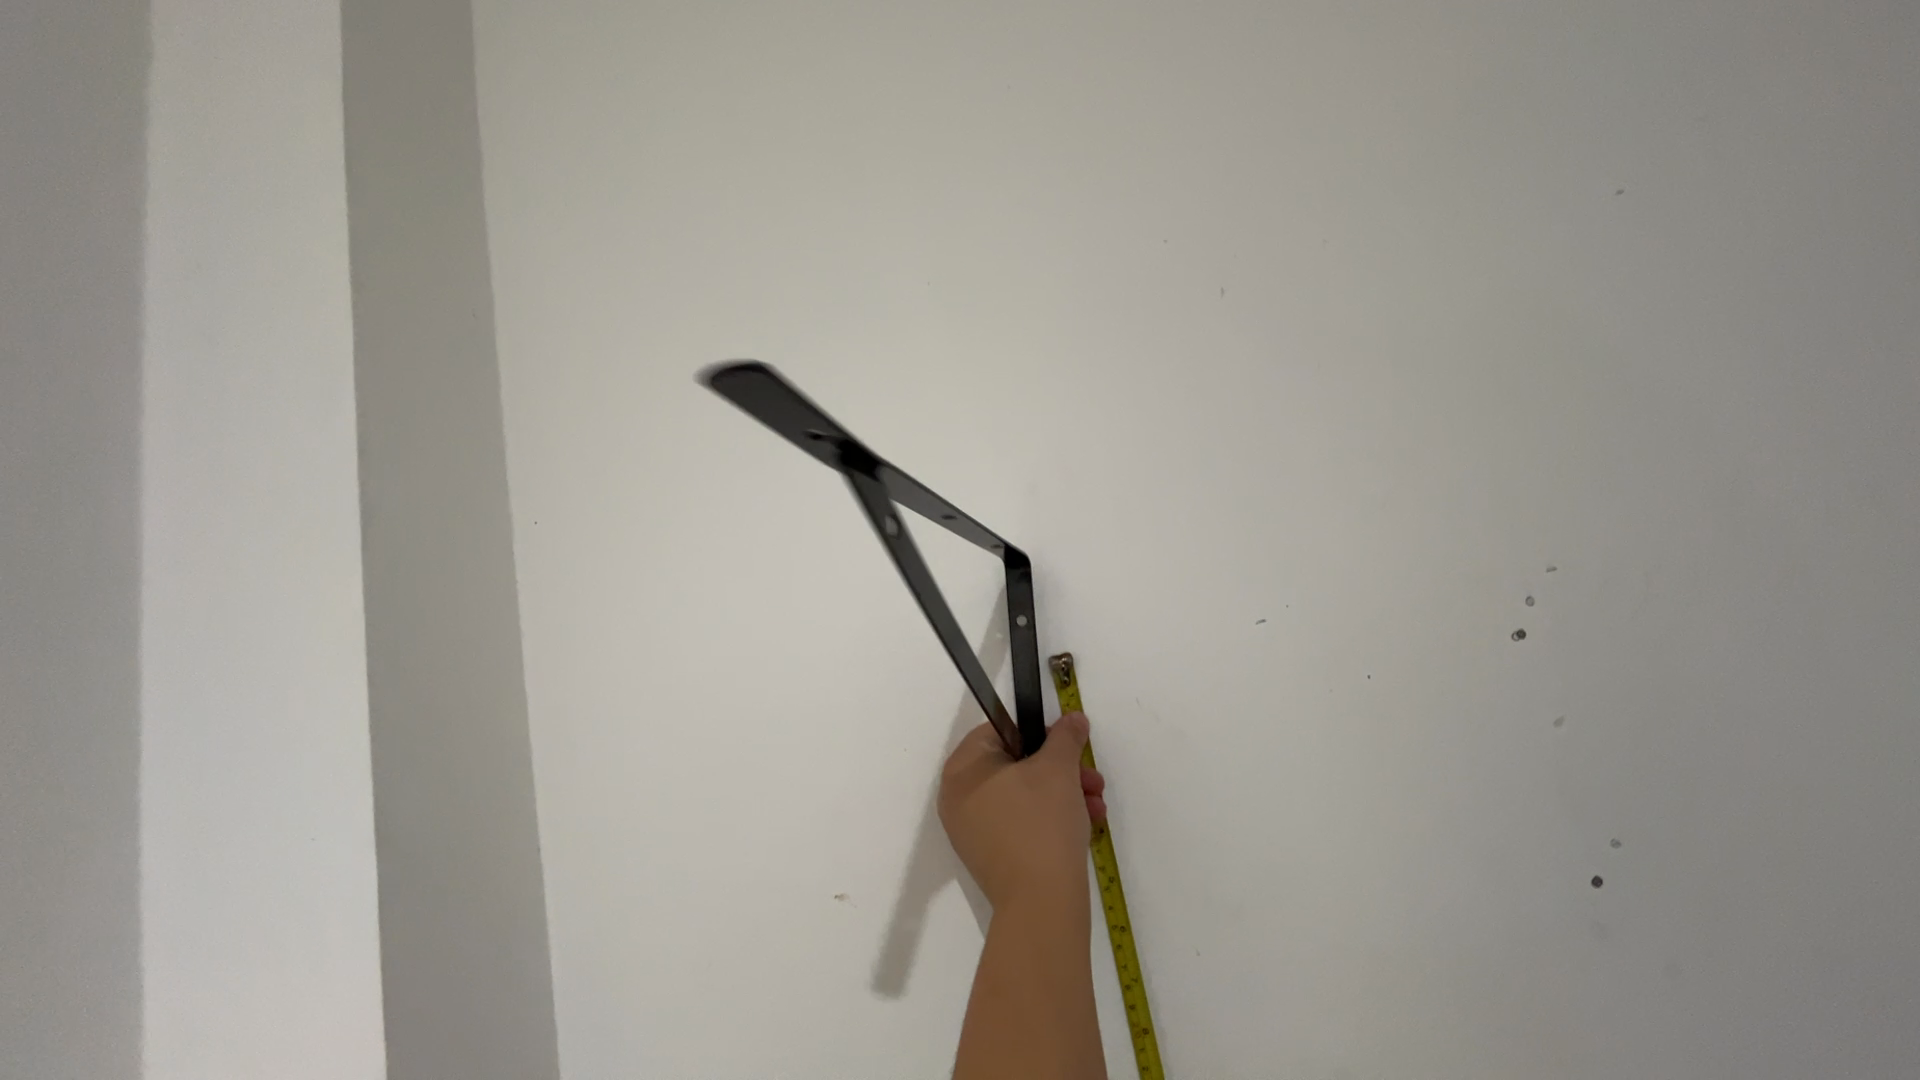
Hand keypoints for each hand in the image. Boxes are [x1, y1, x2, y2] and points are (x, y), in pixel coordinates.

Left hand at [939, 712, 1107, 909]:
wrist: (1041, 904)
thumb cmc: (1041, 823)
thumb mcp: (1058, 769)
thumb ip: (1065, 736)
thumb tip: (1073, 718)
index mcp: (962, 769)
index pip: (999, 730)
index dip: (1039, 732)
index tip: (1069, 744)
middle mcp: (958, 797)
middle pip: (1015, 764)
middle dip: (1061, 769)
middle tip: (1092, 778)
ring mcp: (972, 829)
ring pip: (1024, 795)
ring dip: (1065, 793)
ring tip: (1096, 805)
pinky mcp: (992, 855)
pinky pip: (1022, 822)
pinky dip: (1052, 818)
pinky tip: (1086, 825)